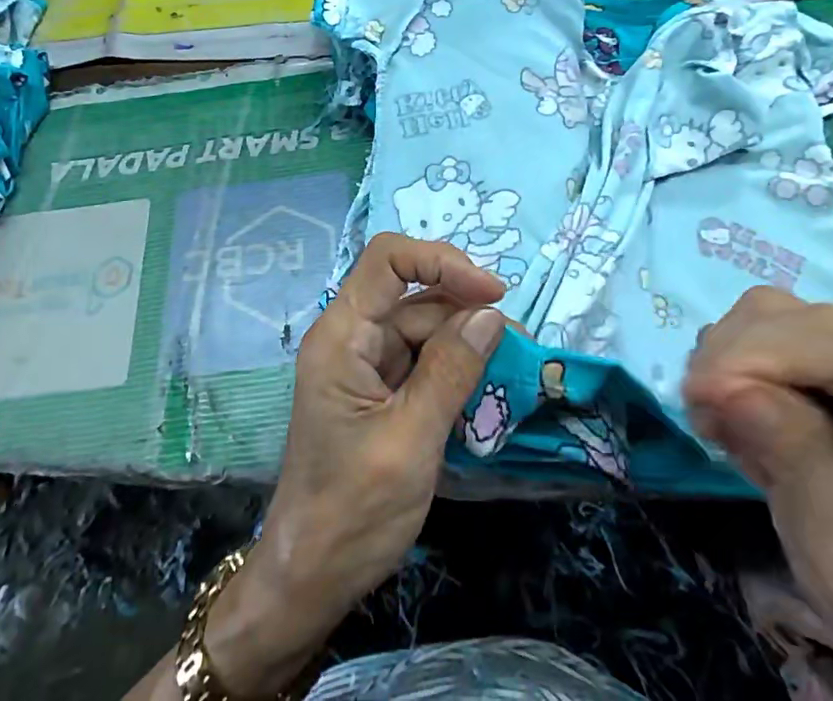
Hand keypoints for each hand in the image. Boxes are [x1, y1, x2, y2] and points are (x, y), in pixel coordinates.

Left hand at [200, 234, 506, 695]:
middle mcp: (348, 339)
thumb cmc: (354, 509)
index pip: (386, 260)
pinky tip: (484, 390)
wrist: (312, 571)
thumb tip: (490, 315)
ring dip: (465, 343)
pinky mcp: (375, 393)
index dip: (441, 261)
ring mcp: (361, 366)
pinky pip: (419, 362)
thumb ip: (451, 371)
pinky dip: (453, 370)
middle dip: (465, 313)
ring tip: (511, 373)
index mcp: (340, 336)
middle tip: (520, 351)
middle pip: (411, 297)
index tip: (495, 295)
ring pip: (421, 330)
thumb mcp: (411, 438)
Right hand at [683, 288, 832, 700]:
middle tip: (701, 410)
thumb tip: (728, 384)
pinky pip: (780, 343)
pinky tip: (734, 416)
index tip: (699, 387)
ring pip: (793, 322)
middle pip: (820, 326)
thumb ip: (799, 464)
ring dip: (734, 357)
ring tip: (717, 419)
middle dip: (742, 354)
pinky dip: (738, 367)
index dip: (770, 354)